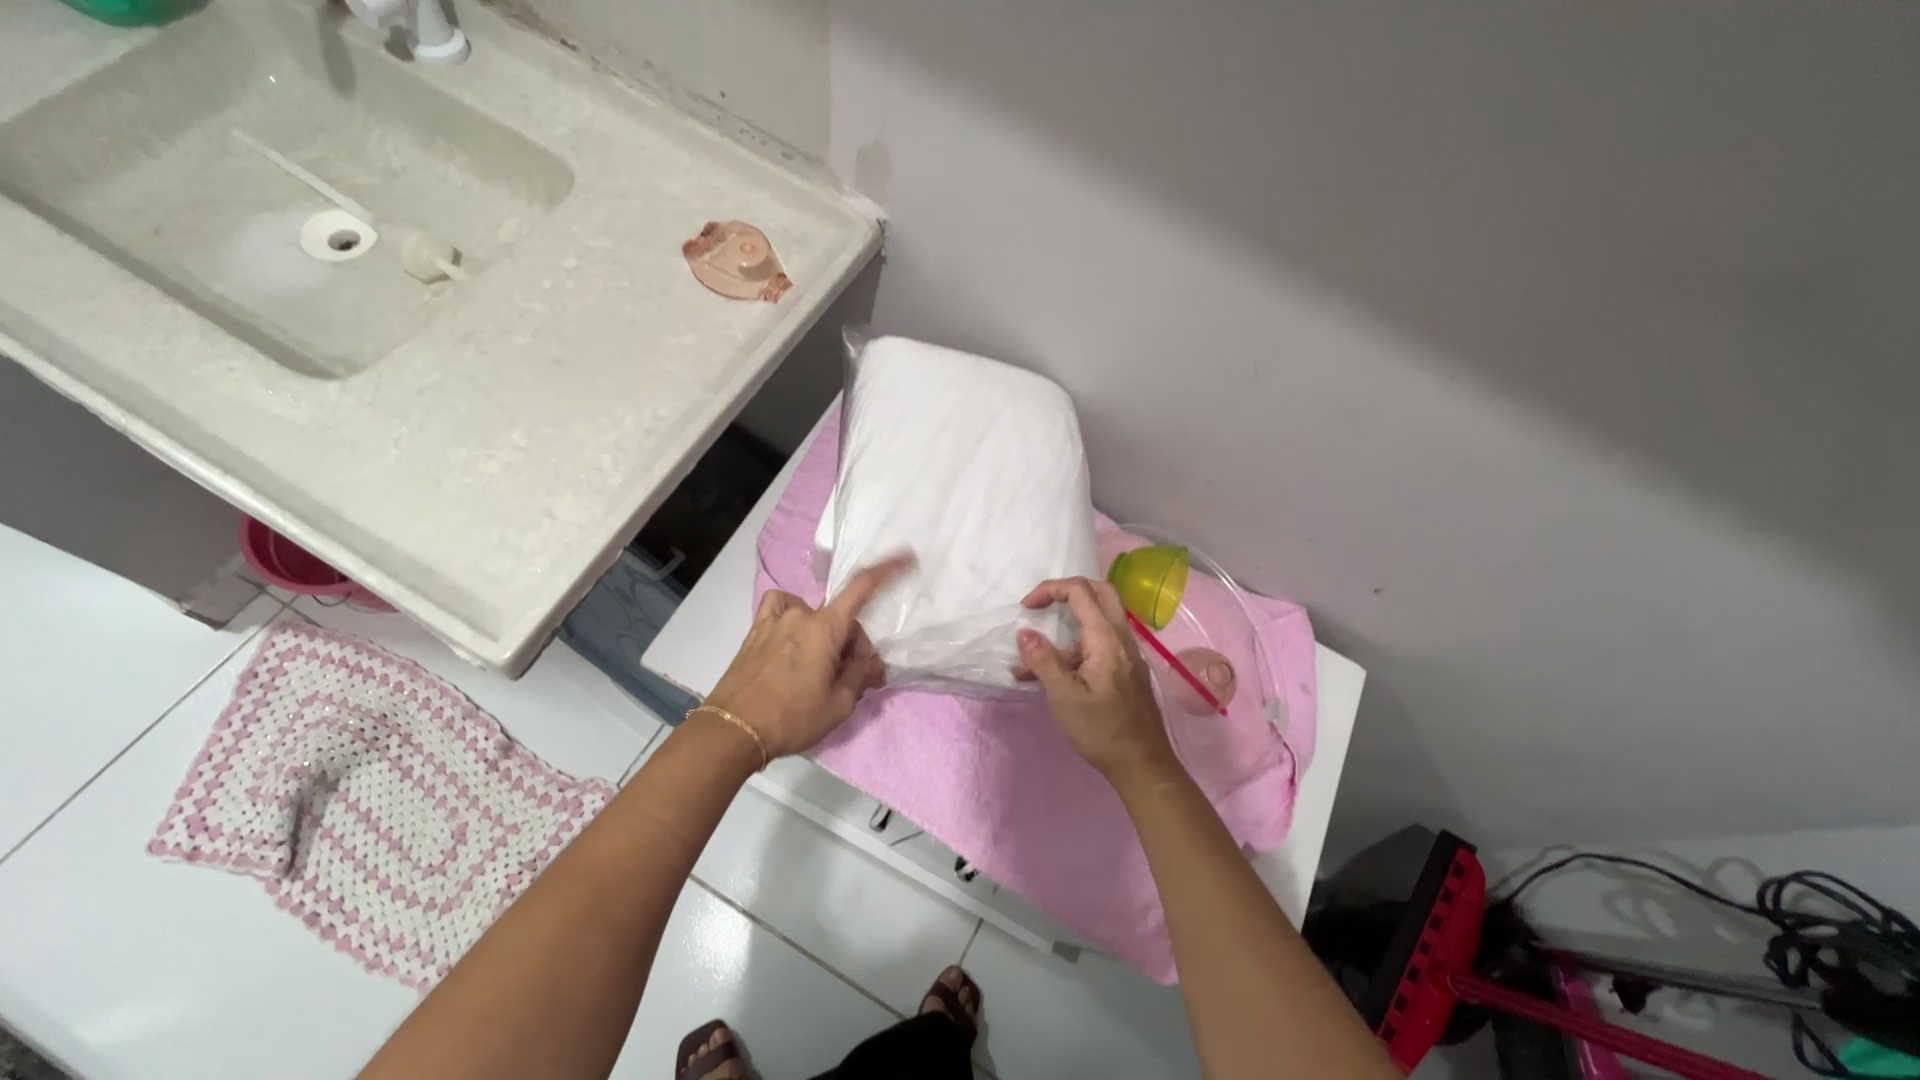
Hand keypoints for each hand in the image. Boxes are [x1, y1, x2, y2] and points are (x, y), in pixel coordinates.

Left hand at [703, 555, 912, 758]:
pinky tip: (792, 637)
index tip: (905, 558)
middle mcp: (801, 615)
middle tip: (852, 677)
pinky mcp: (755, 632)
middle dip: (852, 643)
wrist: (733, 730)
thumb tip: (872, 664)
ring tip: (820, 664)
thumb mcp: (839, 704)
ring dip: (824, 634)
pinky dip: (791, 616)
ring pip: (812, 615)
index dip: (886, 570)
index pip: (861, 587)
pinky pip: (780, 609)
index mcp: (825, 628)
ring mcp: (774, 621)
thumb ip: (860, 677)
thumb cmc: (792, 717)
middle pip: (840, 617)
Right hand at [1016, 577, 1179, 785]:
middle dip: (1067, 591)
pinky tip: (1051, 678)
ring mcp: (1127, 655)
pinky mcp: (1126, 671)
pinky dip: (1074, 651)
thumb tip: (1025, 633)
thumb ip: (1043, 661)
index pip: (1080, 592)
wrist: (1143, 764)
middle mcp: (1122, 638)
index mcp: (1107, 639)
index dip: (1050, 589)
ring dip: (1066, 630)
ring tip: (1031, 661)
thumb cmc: (1101, 730)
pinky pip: (1100, 646)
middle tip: (1041, 605)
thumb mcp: (1064, 696)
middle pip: (1099, 593)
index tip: (1025, 608)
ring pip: (1099, 621)